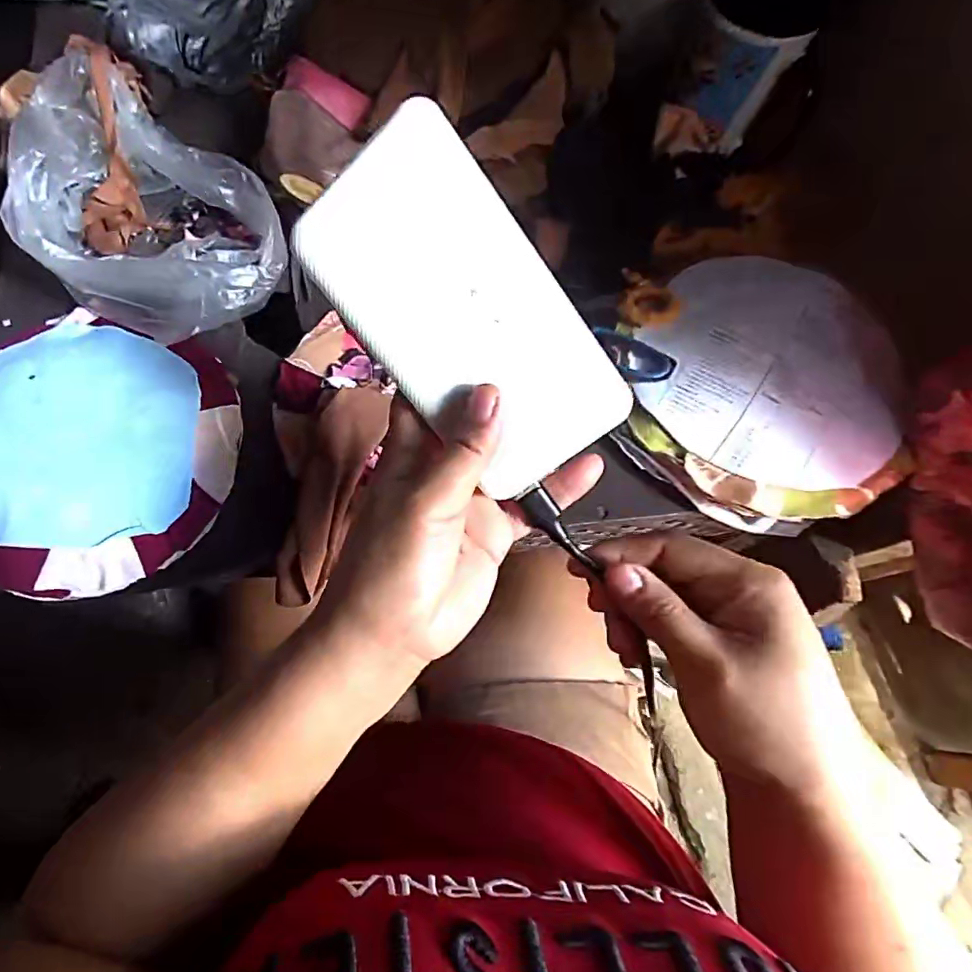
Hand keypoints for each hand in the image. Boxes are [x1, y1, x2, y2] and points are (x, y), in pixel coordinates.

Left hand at [315, 385, 601, 678]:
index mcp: (408, 454)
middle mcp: (440, 471)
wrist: (397, 636)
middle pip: (474, 423)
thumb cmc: (387, 568)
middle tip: (538, 358)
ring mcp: (470, 501)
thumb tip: (489, 396)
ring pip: (508, 460)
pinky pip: (530, 504)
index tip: (474, 335)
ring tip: (570, 404)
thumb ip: (460, 455)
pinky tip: (584, 469)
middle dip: (502, 396)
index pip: (424, 398)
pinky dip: (556, 489)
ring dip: (535, 439)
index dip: (444, 368)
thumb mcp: (423, 503)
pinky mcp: (493, 532)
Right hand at [579, 533, 863, 799]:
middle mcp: (743, 589)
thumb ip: (658, 611)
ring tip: (624, 651)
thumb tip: (613, 569)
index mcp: (749, 581)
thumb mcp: (704, 663)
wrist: (806, 788)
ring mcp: (735, 617)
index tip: (579, 572)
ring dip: (635, 616)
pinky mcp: (725, 643)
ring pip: (667, 597)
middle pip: (668, 570)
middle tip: (604, 625)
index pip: (672, 547)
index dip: (622, 555)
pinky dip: (650, 633)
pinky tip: (638, 657)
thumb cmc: (763, 721)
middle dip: (628, 592)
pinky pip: (677, 621)